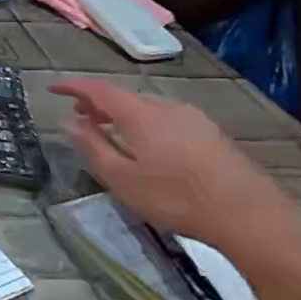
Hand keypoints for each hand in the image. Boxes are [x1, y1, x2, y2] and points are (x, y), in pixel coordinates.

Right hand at [51, 79, 295, 250]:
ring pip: (147, 108)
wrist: (246, 212)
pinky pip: (166, 118)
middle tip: (79, 117)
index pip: (100, 90)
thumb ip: (94, 147)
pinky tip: (147, 146)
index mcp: (141, 115)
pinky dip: (145, 123)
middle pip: (125, 97)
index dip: (74, 87)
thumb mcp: (123, 179)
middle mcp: (166, 107)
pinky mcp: (209, 132)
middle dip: (98, 104)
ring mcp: (192, 118)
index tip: (53, 88)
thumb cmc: (176, 199)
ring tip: (110, 131)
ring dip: (122, 115)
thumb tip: (69, 122)